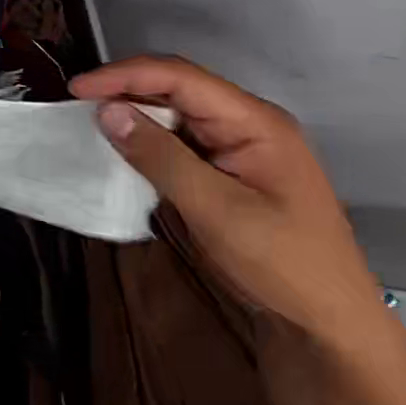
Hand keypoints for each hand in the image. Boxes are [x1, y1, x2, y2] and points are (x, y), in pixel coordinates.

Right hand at [71, 55, 387, 341]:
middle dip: (126, 88)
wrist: (328, 328)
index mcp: (254, 121)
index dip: (124, 75)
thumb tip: (106, 111)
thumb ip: (160, 157)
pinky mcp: (227, 169)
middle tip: (77, 103)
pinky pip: (179, 139)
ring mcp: (238, 146)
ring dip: (134, 113)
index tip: (77, 89)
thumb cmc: (282, 265)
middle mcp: (247, 123)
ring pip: (175, 112)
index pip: (180, 77)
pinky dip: (147, 139)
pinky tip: (123, 148)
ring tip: (91, 121)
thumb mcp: (217, 211)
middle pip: (177, 87)